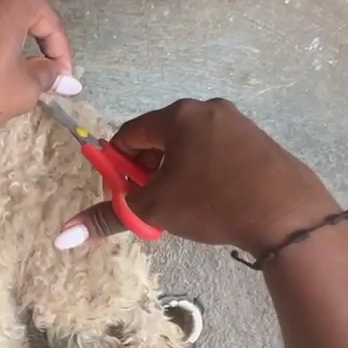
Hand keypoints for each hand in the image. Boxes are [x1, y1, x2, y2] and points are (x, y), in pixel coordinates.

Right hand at [55, 98, 340, 253]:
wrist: (286, 213)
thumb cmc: (212, 203)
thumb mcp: (154, 210)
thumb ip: (108, 217)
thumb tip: (61, 238)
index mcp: (177, 116)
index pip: (128, 135)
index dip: (118, 168)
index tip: (126, 195)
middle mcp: (206, 109)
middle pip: (158, 139)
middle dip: (148, 173)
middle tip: (155, 204)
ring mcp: (235, 122)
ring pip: (186, 148)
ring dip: (174, 175)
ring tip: (184, 207)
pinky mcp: (255, 141)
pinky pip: (213, 153)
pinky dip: (201, 174)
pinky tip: (212, 202)